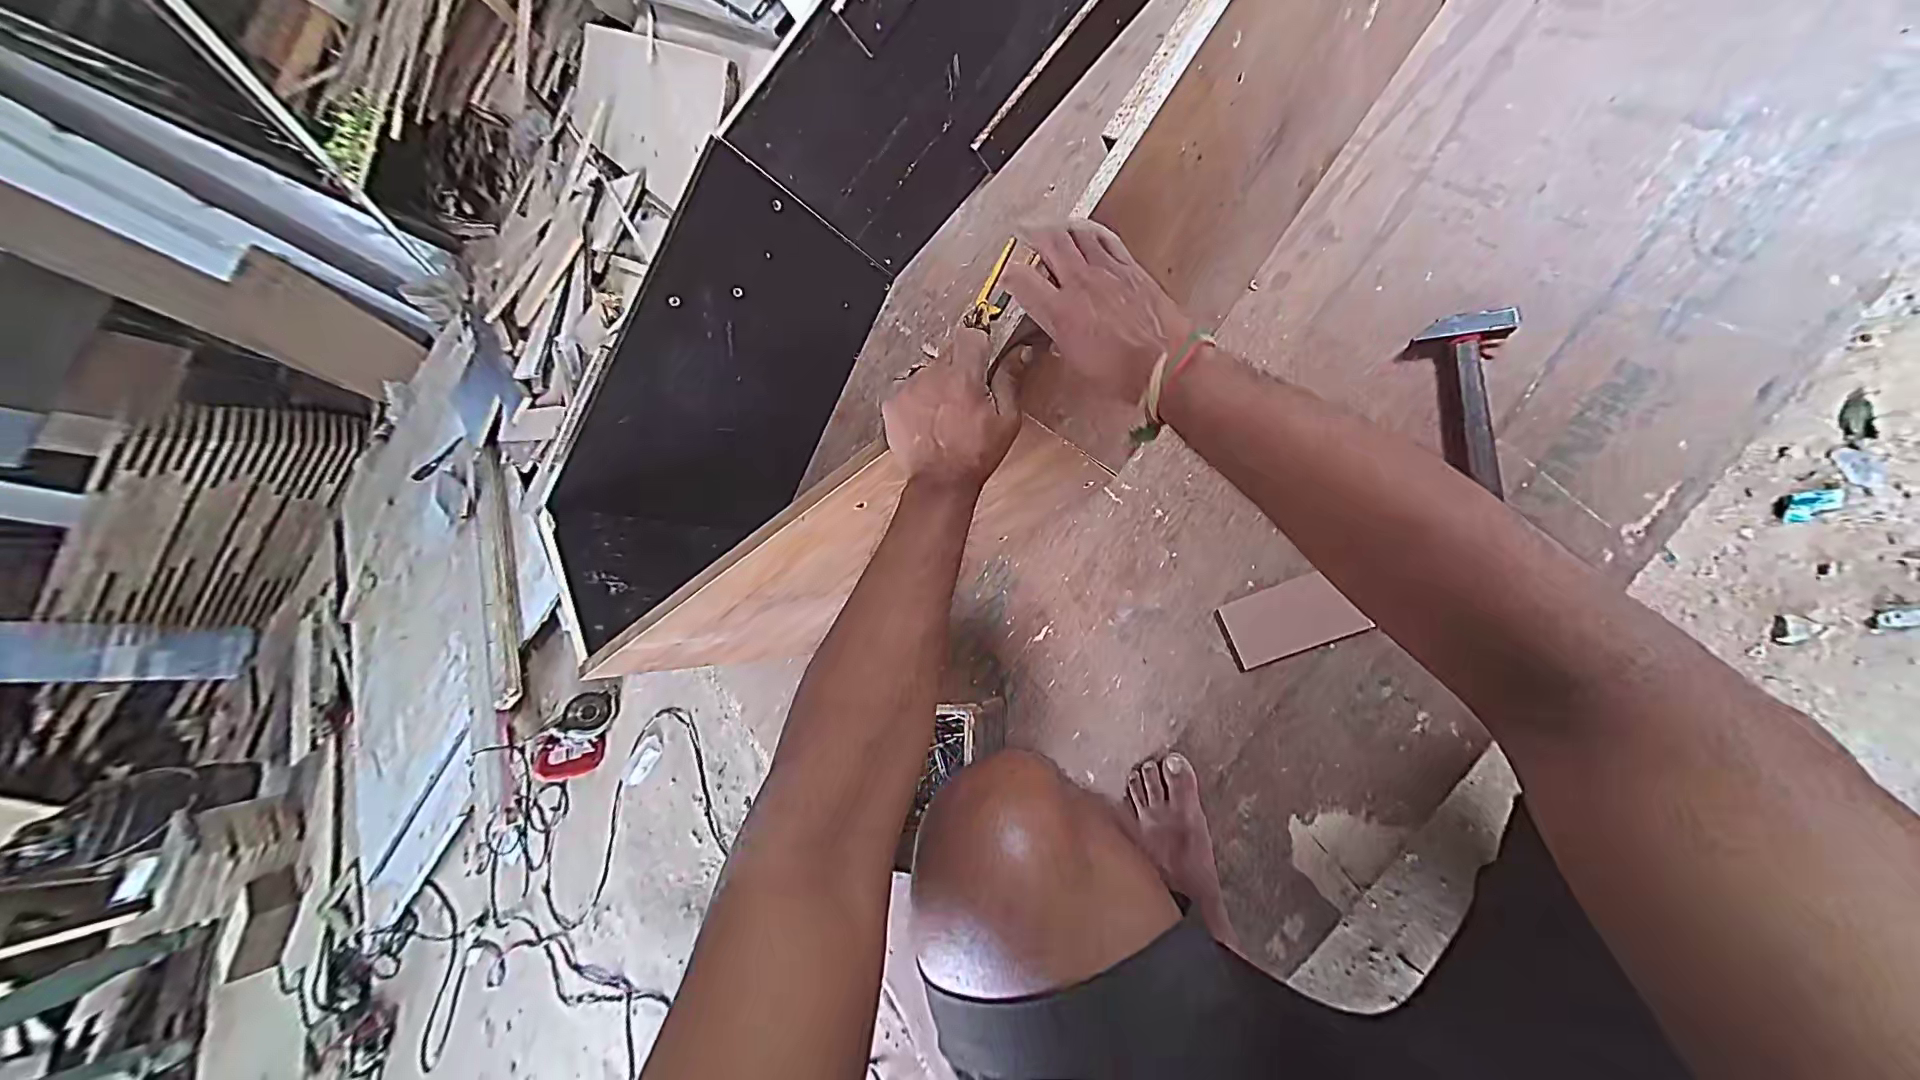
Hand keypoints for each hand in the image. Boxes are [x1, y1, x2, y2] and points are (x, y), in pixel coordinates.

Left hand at [883, 325, 1021, 491]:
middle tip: (967, 398)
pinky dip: (918, 401)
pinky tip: (929, 421)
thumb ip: (1010, 380)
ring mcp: (909, 389)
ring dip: (937, 386)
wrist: (940, 481)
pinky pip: (908, 390)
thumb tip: (1020, 352)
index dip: (978, 346)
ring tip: (946, 415)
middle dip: (959, 369)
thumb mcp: (1007, 420)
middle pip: (948, 354)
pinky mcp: (892, 403)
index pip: (970, 335)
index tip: (982, 357)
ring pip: (927, 372)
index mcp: (964, 376)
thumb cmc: (975, 455)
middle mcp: (933, 376)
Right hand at [1000, 219, 1195, 402]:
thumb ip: (1061, 343)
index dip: (1009, 276)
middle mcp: (1081, 285)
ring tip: (1052, 228)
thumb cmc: (1125, 374)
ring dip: (1060, 228)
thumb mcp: (1078, 368)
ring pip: (1076, 234)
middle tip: (1023, 232)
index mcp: (1061, 313)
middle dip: (1031, 234)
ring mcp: (1107, 272)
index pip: (1022, 280)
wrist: (1168, 365)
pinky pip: (1106, 239)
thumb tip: (1057, 338)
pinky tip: (1087, 233)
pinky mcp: (1130, 269)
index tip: (1007, 277)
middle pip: (1049, 242)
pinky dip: (1091, 232)